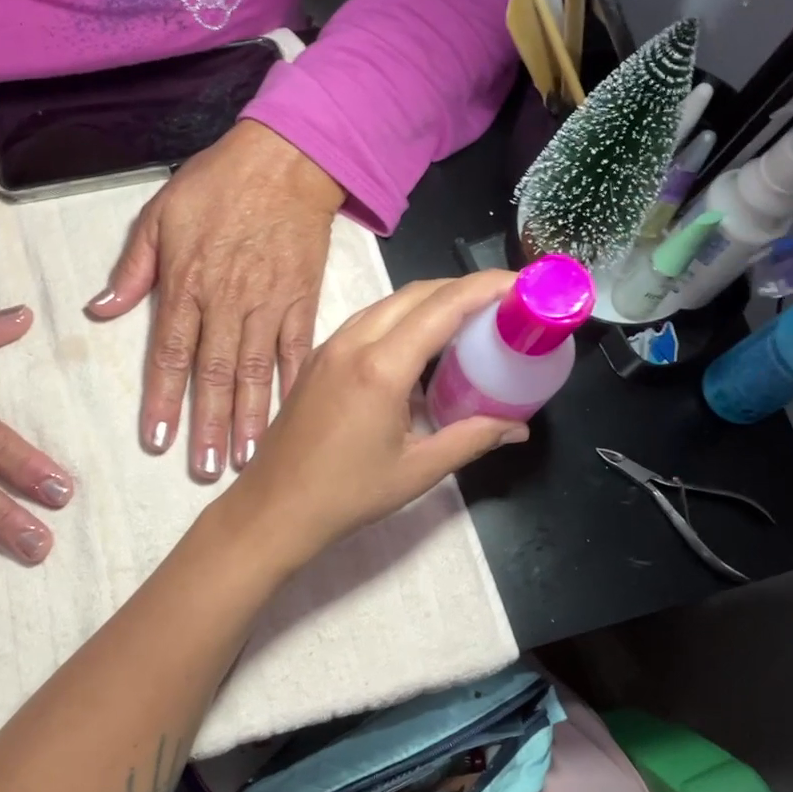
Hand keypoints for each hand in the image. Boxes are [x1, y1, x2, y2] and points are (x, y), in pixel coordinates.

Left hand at [87, 120, 343, 481]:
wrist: (286, 161)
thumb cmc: (218, 184)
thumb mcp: (160, 214)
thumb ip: (133, 267)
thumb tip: (100, 310)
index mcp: (186, 283)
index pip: (169, 353)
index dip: (163, 400)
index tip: (158, 441)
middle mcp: (227, 301)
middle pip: (214, 374)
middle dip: (209, 425)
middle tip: (207, 470)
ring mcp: (269, 304)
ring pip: (256, 370)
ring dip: (250, 417)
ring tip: (247, 457)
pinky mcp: (302, 301)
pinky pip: (297, 349)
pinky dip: (293, 385)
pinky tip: (292, 415)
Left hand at [210, 271, 530, 565]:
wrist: (273, 508)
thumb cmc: (346, 495)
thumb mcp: (418, 470)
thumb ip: (472, 439)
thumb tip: (517, 426)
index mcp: (381, 368)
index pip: (443, 307)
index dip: (486, 286)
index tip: (520, 282)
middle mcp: (353, 343)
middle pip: (417, 293)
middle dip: (463, 288)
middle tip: (502, 303)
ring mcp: (330, 346)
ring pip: (389, 303)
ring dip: (432, 301)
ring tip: (469, 319)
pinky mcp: (318, 358)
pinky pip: (368, 320)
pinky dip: (403, 318)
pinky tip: (422, 345)